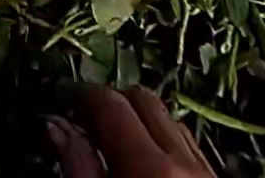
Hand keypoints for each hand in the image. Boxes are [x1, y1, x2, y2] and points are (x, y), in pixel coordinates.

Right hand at [48, 85, 216, 177]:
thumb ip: (78, 166)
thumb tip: (56, 125)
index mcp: (151, 166)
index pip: (111, 103)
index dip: (82, 94)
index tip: (63, 98)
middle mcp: (184, 161)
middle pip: (143, 99)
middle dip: (113, 99)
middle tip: (87, 117)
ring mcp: (208, 174)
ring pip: (169, 118)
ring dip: (140, 119)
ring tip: (115, 139)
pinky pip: (190, 146)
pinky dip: (165, 140)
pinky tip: (148, 161)